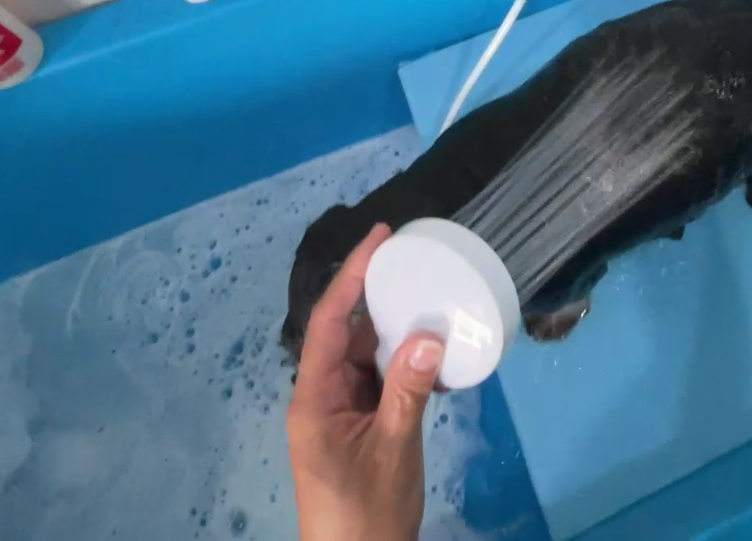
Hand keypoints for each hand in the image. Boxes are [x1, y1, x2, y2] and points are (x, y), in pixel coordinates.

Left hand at [288, 223, 443, 540]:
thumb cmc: (365, 514)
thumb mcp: (392, 451)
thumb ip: (408, 392)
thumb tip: (429, 334)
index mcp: (315, 397)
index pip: (330, 321)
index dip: (352, 274)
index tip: (380, 237)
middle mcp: (325, 393)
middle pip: (349, 329)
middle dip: (379, 294)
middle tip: (416, 259)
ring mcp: (344, 407)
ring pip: (369, 351)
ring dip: (399, 329)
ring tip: (433, 297)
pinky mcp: (363, 420)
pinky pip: (383, 375)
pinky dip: (408, 362)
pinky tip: (437, 355)